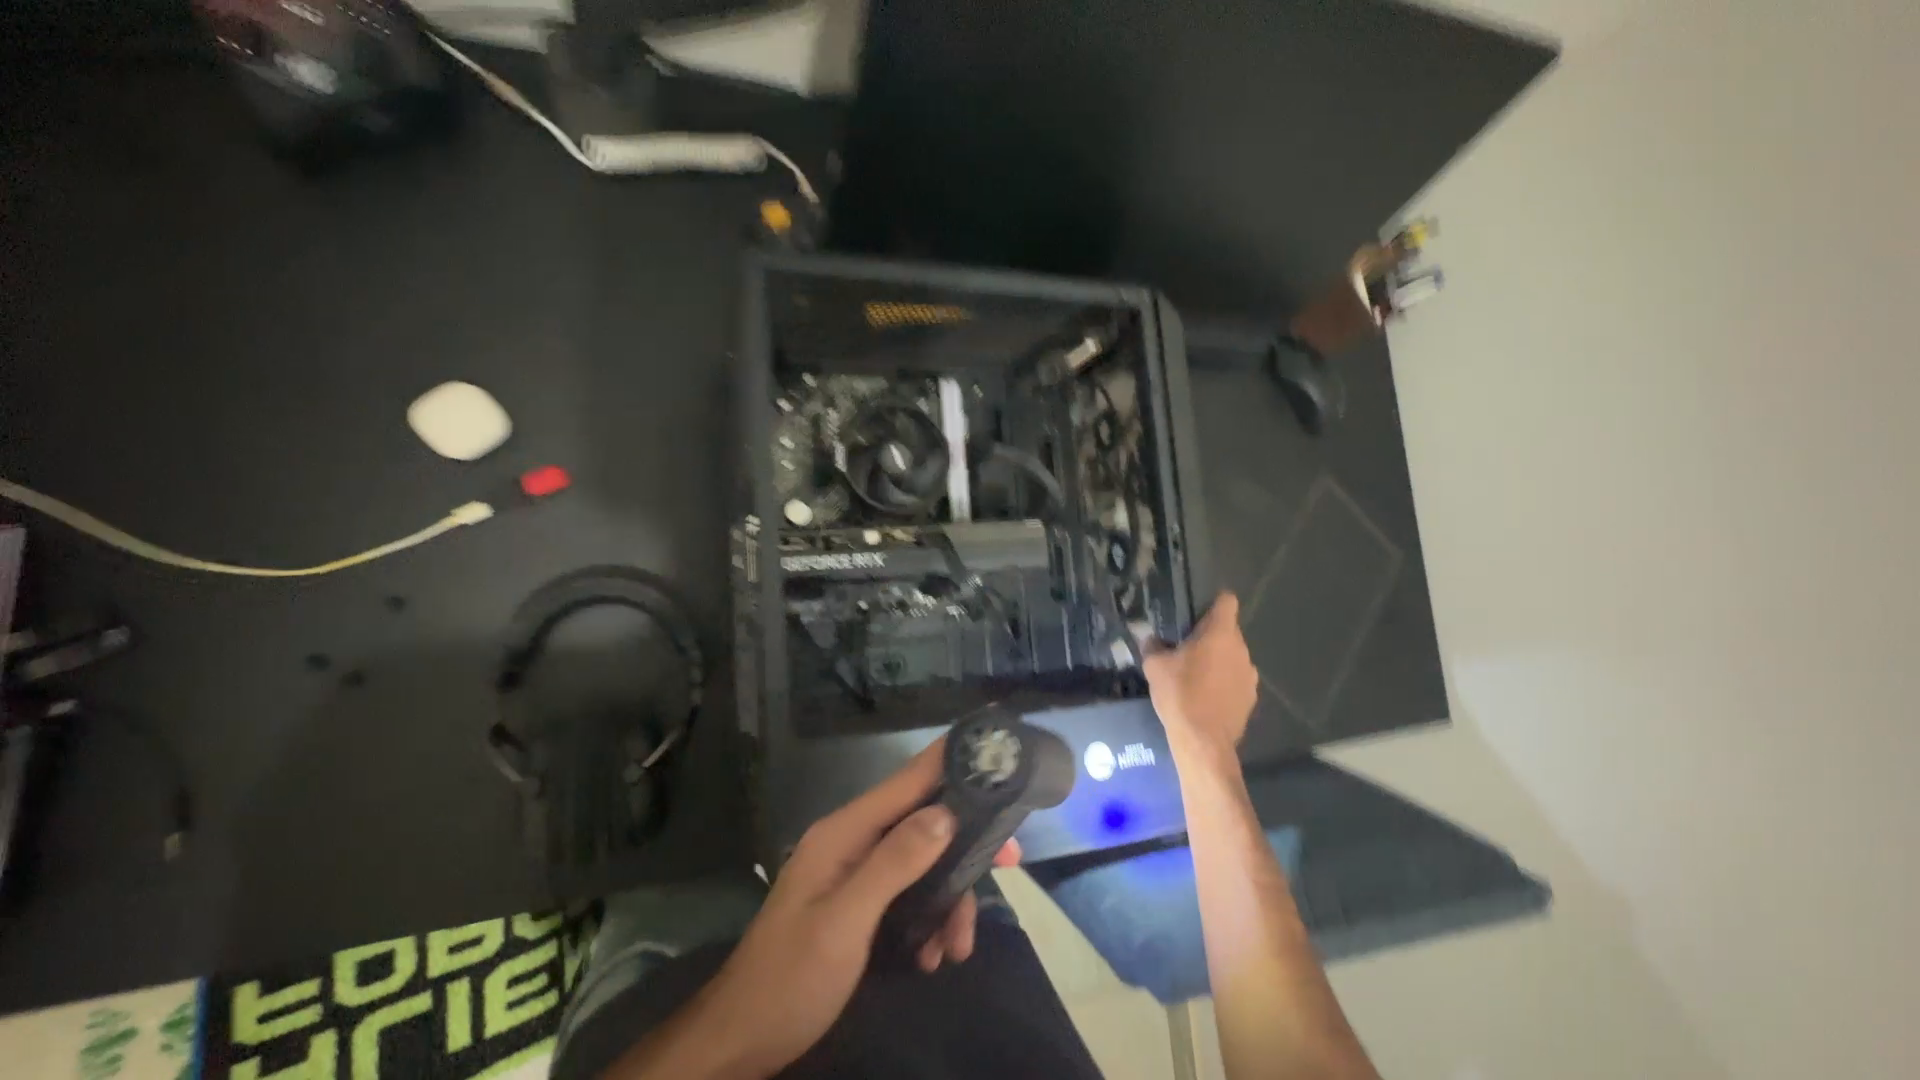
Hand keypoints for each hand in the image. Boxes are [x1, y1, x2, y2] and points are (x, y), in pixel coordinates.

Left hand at [677, 740, 1019, 1077]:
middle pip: (923, 823)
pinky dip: (929, 923)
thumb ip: (893, 864)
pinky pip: (909, 898)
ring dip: (949, 901)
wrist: (744, 1039)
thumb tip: (946, 812)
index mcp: (843, 834)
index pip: (906, 781)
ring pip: (923, 865)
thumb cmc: (791, 977)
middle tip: (1010, 862)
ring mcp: (855, 876)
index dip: (949, 761)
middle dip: (965, 846)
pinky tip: (934, 957)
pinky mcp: (860, 908)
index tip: (998, 750)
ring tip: (957, 948)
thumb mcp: (845, 921)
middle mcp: (852, 845)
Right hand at [1143, 591, 1258, 763]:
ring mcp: (1250, 675)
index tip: (1198, 612)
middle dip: (1210, 637)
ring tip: (1197, 678)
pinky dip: (1225, 683)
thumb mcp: (1155, 667)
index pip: (1227, 602)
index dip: (1213, 602)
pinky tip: (1207, 698)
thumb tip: (1149, 637)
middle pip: (1228, 631)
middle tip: (1186, 650)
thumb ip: (1153, 646)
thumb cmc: (1180, 694)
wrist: (1203, 741)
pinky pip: (1237, 680)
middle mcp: (1241, 649)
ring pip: (1233, 657)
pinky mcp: (1251, 698)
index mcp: (1220, 634)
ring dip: (1219, 661)